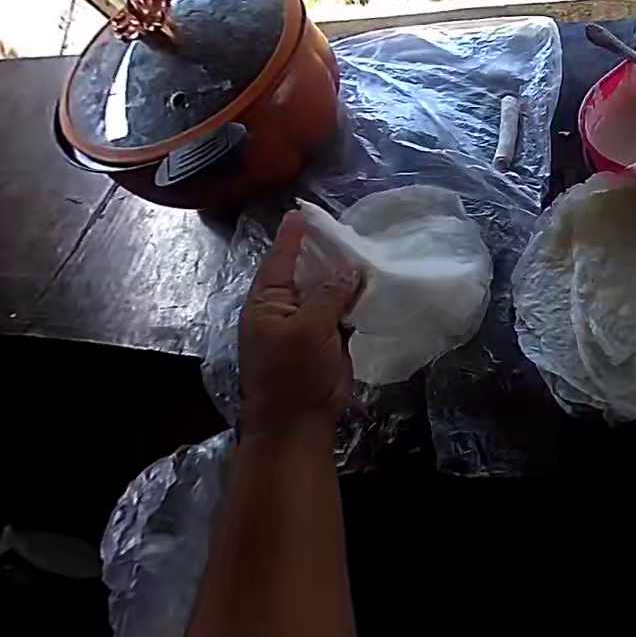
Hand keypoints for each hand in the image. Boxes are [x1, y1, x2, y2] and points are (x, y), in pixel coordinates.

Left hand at [239, 211, 363, 436]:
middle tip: (342, 227)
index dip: (292, 236)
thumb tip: (350, 269)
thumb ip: (330, 296)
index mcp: (267, 303)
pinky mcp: (325, 339)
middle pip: (303, 272)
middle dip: (321, 252)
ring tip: (359, 248)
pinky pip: (338, 310)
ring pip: (324, 291)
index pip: (279, 260)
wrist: (299, 424)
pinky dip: (352, 298)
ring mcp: (305, 325)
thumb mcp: (308, 330)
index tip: (301, 212)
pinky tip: (368, 283)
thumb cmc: (293, 375)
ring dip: (340, 275)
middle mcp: (284, 309)